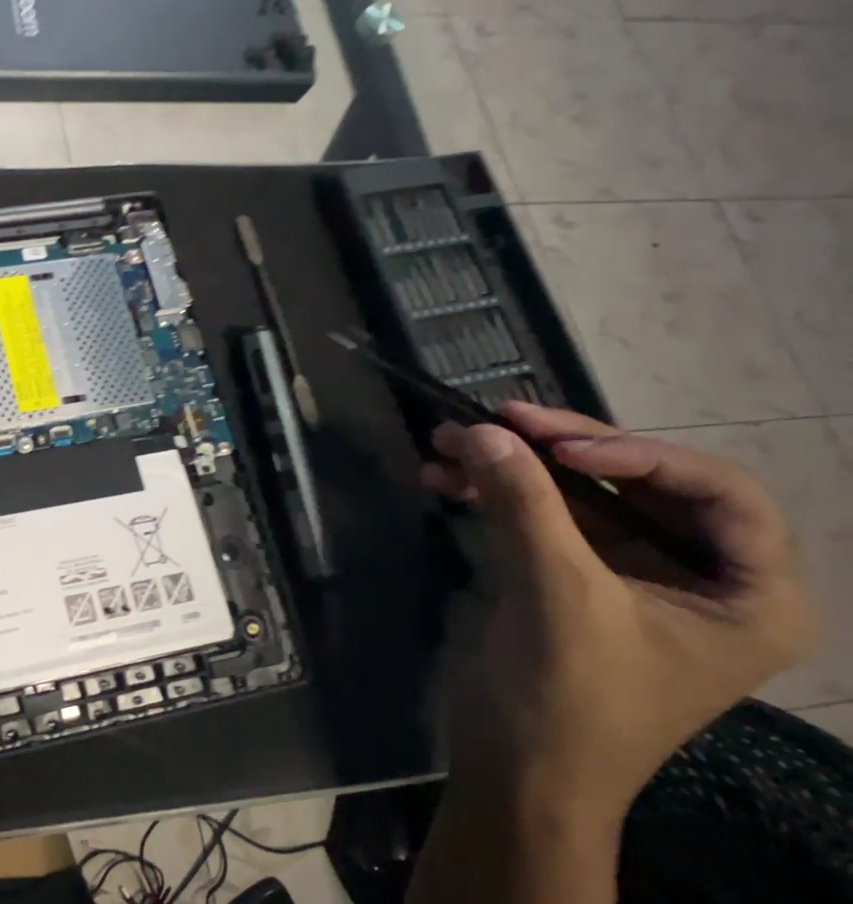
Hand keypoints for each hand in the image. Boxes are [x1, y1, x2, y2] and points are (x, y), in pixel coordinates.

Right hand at [423, 402, 816, 823]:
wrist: (515, 774)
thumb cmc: (568, 700)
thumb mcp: (555, 596)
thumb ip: (524, 505)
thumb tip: (480, 429)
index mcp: (749, 594)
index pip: (717, 491)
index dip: (640, 454)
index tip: (553, 443)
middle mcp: (703, 578)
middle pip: (643, 483)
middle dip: (560, 449)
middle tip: (493, 419)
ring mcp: (636, 578)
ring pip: (585, 495)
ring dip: (515, 467)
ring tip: (448, 442)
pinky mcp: (576, 582)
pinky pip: (546, 520)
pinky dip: (497, 496)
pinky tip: (445, 480)